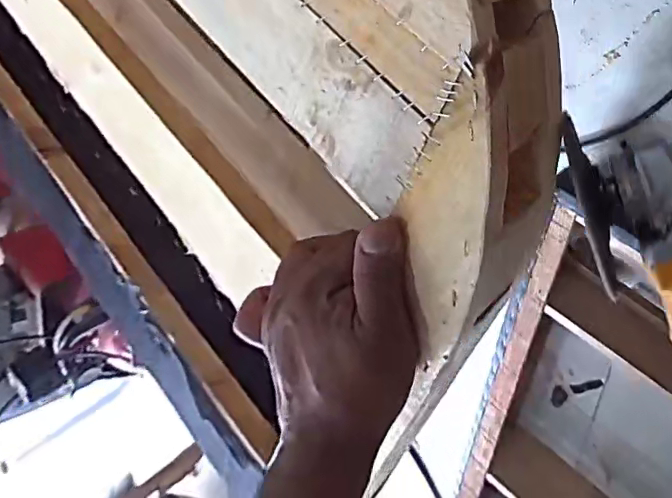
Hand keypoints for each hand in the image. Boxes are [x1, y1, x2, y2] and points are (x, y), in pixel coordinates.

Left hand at [235, 217, 419, 488]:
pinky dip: (297, 289)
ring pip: (301, 266)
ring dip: (332, 267)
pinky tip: (319, 299)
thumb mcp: (388, 326)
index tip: (399, 277)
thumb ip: (380, 274)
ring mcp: (272, 320)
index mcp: (309, 292)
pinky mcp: (272, 338)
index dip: (382, 251)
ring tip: (361, 291)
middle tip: (384, 285)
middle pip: (323, 248)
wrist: (332, 445)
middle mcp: (282, 301)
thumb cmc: (365, 388)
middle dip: (358, 256)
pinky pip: (273, 297)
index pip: (351, 240)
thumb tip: (381, 226)